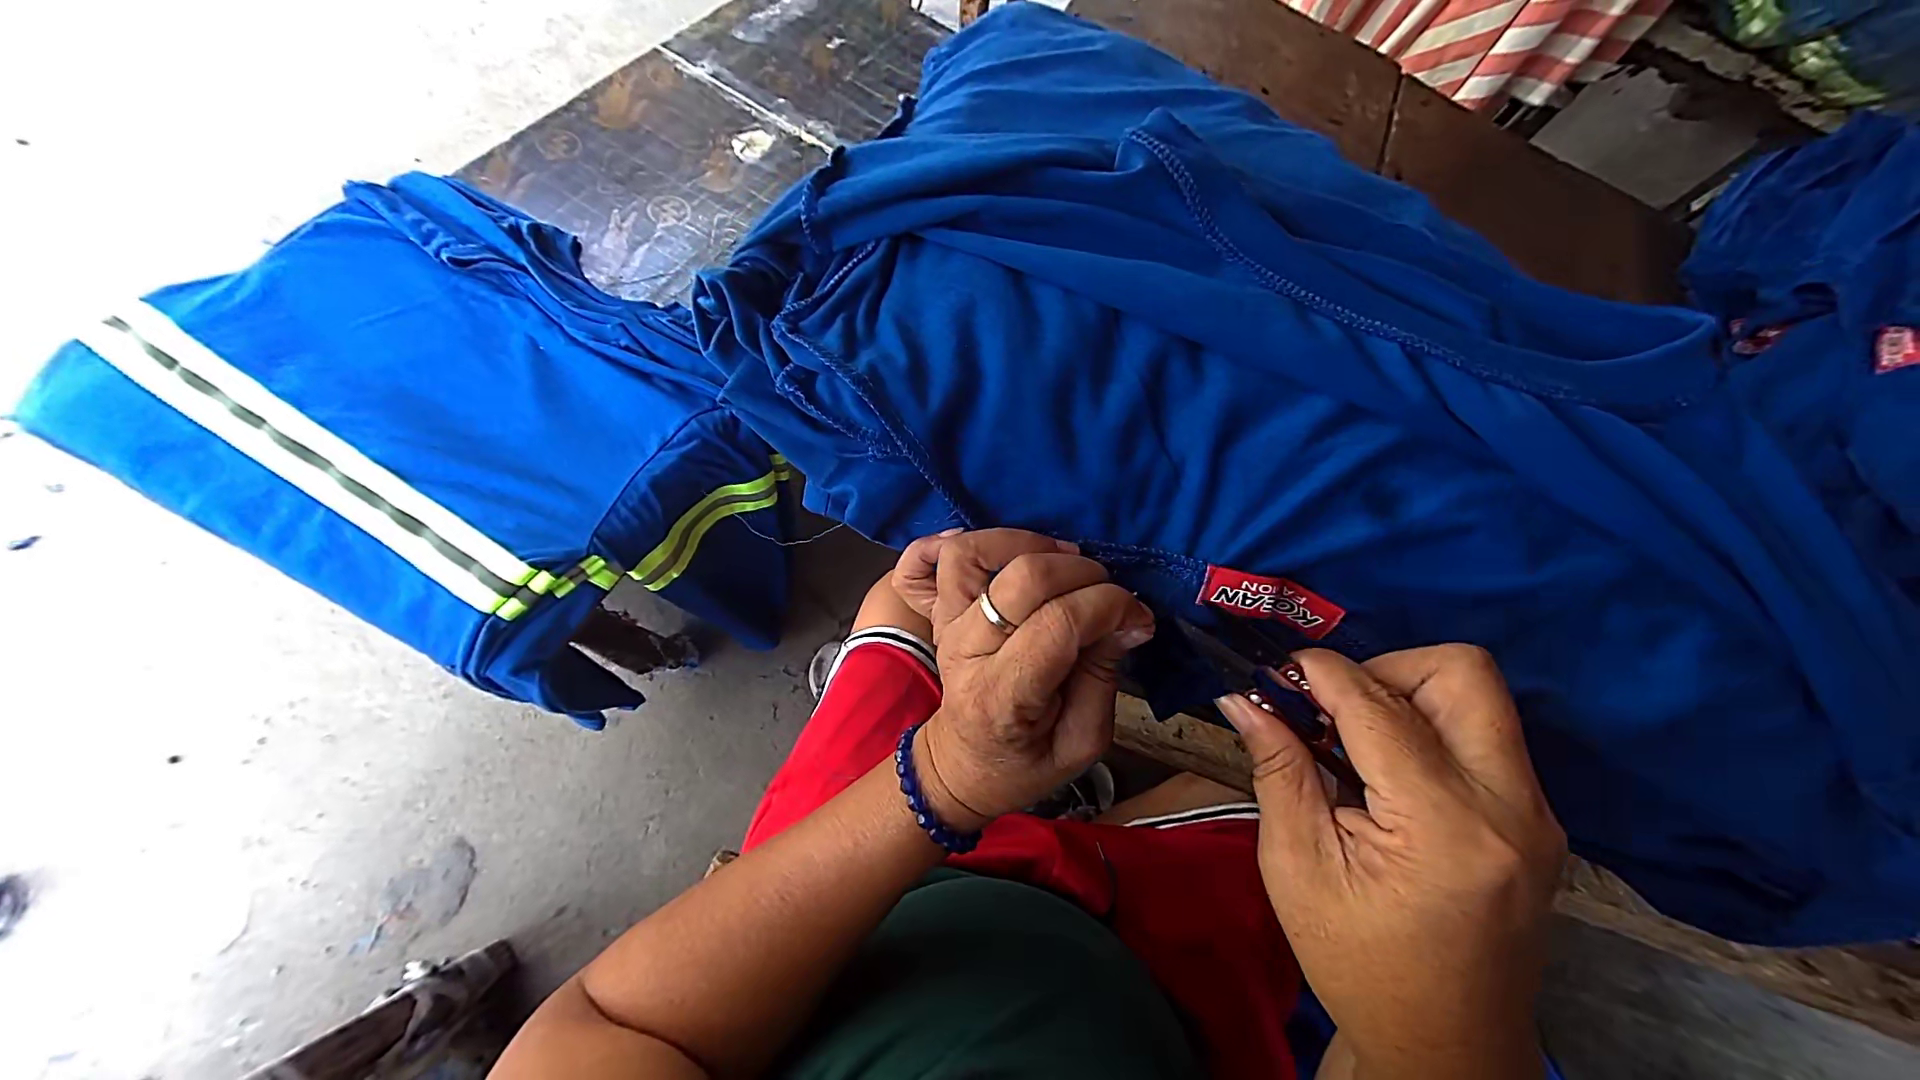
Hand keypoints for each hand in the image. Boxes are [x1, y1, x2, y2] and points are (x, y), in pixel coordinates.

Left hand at [893, 529, 1154, 828]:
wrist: (963, 764)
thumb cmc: (1026, 762)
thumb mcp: (1082, 741)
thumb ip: (1103, 675)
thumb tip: (1129, 618)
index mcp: (1003, 696)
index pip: (1058, 623)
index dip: (1109, 606)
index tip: (1138, 616)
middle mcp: (966, 651)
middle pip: (1021, 579)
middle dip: (1081, 572)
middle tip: (1109, 591)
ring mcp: (946, 625)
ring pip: (971, 555)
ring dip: (1026, 544)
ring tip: (1064, 559)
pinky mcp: (941, 610)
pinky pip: (941, 557)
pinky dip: (976, 542)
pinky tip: (1015, 551)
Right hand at [1216, 646, 1565, 1079]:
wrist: (1446, 1048)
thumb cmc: (1357, 962)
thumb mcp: (1296, 865)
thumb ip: (1277, 768)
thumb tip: (1241, 699)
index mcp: (1445, 826)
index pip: (1379, 706)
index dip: (1320, 672)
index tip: (1276, 673)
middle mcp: (1510, 807)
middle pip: (1462, 672)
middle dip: (1382, 667)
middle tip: (1328, 706)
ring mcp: (1534, 813)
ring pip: (1477, 696)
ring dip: (1403, 692)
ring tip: (1348, 734)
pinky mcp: (1534, 820)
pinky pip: (1481, 733)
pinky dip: (1423, 723)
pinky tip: (1379, 765)